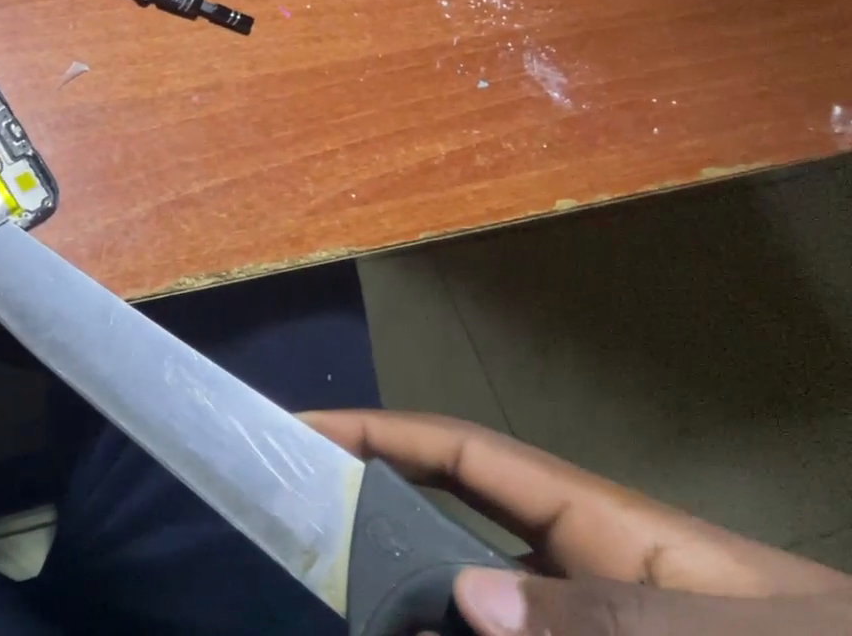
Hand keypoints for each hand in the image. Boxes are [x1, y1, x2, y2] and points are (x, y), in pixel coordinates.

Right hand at [304, 410, 851, 634]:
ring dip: (414, 609)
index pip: (463, 452)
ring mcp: (578, 619)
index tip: (299, 431)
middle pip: (449, 524)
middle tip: (309, 546)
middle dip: (374, 522)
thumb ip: (617, 618)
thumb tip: (467, 595)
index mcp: (603, 525)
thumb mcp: (745, 634)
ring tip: (366, 619)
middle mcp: (581, 568)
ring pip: (473, 603)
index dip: (377, 431)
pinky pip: (504, 633)